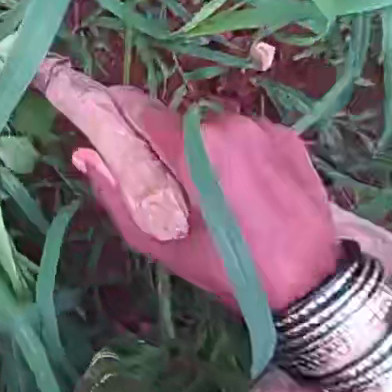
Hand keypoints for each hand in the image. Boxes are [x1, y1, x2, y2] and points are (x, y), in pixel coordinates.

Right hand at [35, 57, 339, 309]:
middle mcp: (229, 124)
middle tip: (170, 183)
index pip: (140, 109)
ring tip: (211, 191)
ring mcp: (263, 127)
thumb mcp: (158, 243)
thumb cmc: (224, 268)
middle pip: (176, 121)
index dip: (121, 116)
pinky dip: (233, 152)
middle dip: (165, 144)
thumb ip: (115, 195)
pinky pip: (244, 133)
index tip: (110, 125)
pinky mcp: (288, 135)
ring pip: (211, 126)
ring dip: (201, 148)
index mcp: (194, 147)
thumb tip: (83, 153)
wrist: (308, 282)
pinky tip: (241, 187)